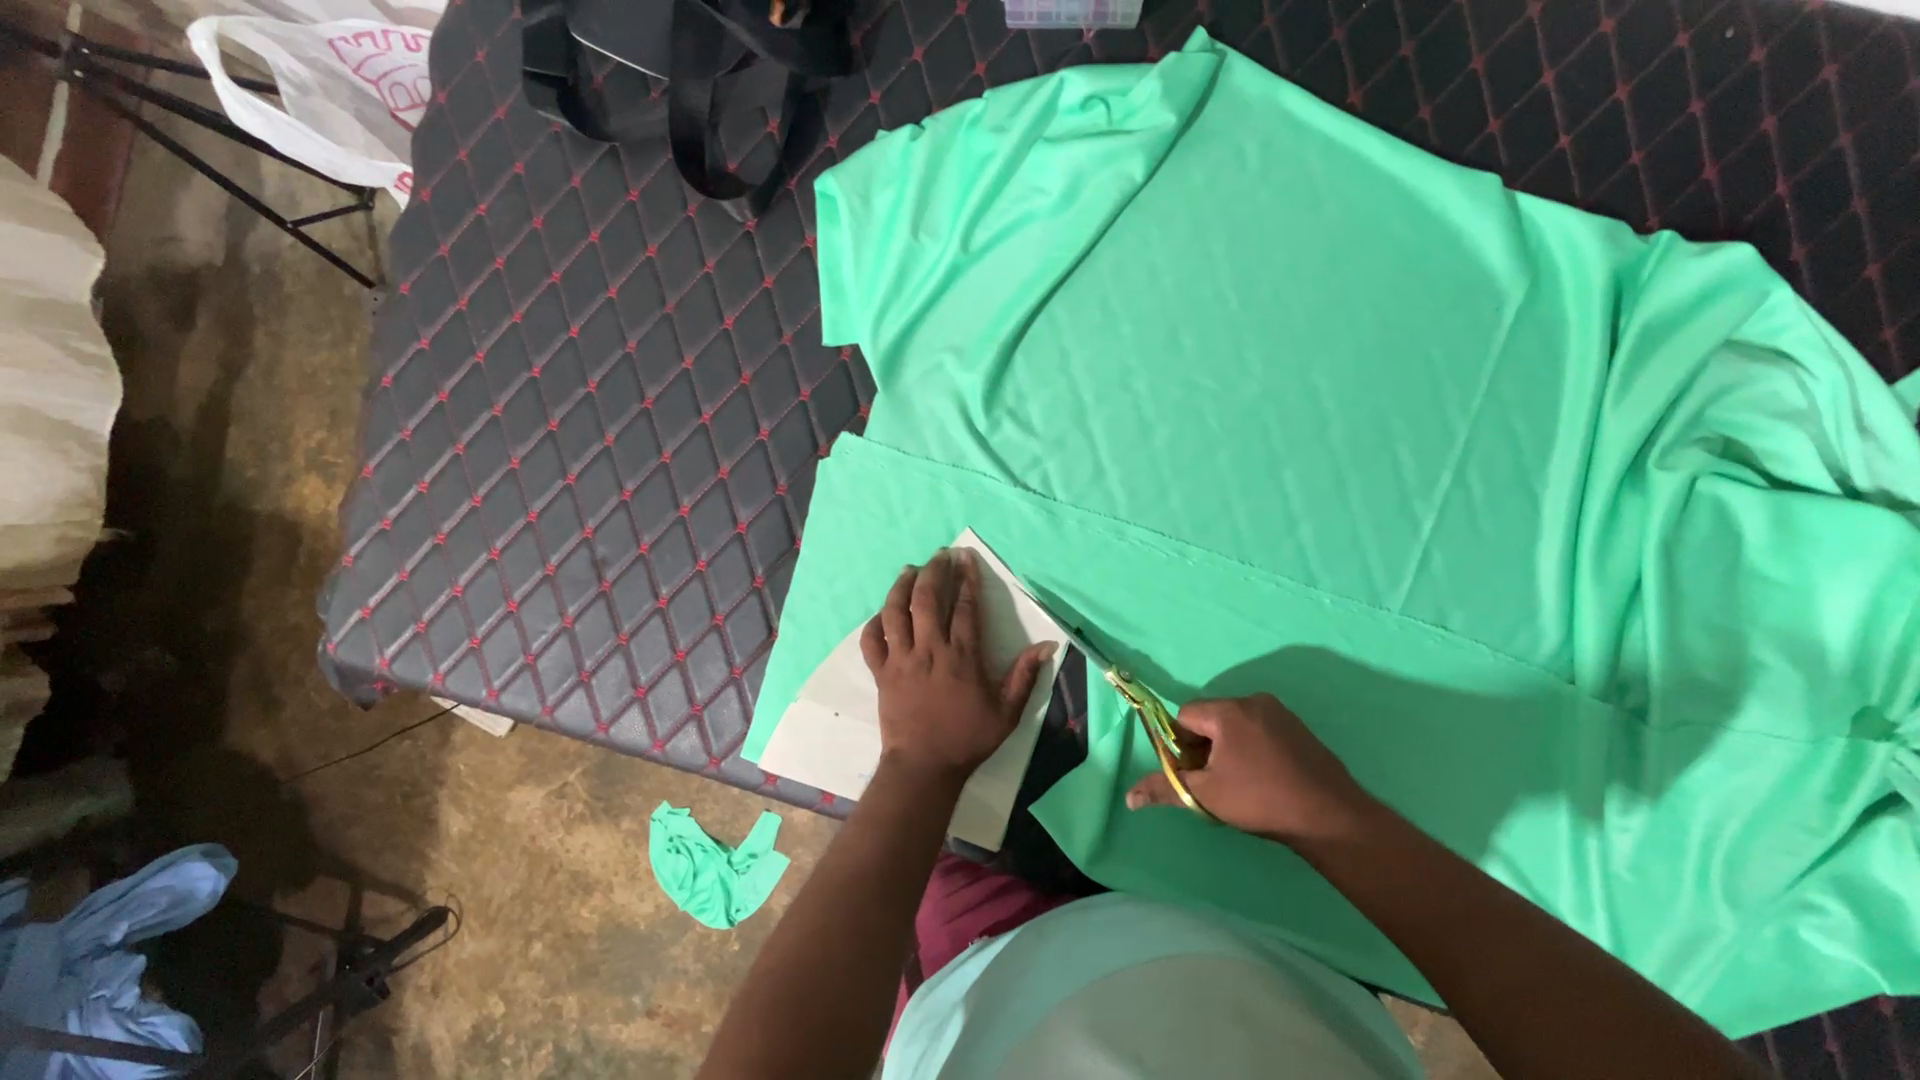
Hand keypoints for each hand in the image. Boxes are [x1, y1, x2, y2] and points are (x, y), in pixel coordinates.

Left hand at [860, 549, 1056, 785]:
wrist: (924, 766)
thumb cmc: (968, 738)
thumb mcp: (1007, 712)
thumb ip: (1025, 676)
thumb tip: (1048, 645)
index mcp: (962, 657)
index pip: (965, 608)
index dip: (967, 580)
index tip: (967, 560)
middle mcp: (930, 650)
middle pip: (927, 599)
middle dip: (934, 571)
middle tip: (940, 555)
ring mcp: (901, 660)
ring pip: (896, 612)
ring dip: (901, 586)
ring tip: (910, 570)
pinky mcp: (881, 673)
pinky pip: (872, 641)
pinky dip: (874, 623)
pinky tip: (882, 613)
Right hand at [1125, 693, 1377, 845]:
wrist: (1330, 816)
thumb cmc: (1260, 800)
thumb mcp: (1206, 796)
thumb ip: (1165, 789)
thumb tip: (1129, 798)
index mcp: (1228, 711)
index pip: (1185, 715)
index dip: (1180, 744)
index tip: (1191, 773)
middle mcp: (1254, 702)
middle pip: (1211, 718)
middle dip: (1204, 747)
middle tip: (1213, 782)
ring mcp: (1281, 714)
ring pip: (1237, 726)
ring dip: (1228, 749)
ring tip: (1239, 784)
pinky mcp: (1300, 729)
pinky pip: (1261, 731)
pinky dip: (1252, 749)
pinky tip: (1263, 780)